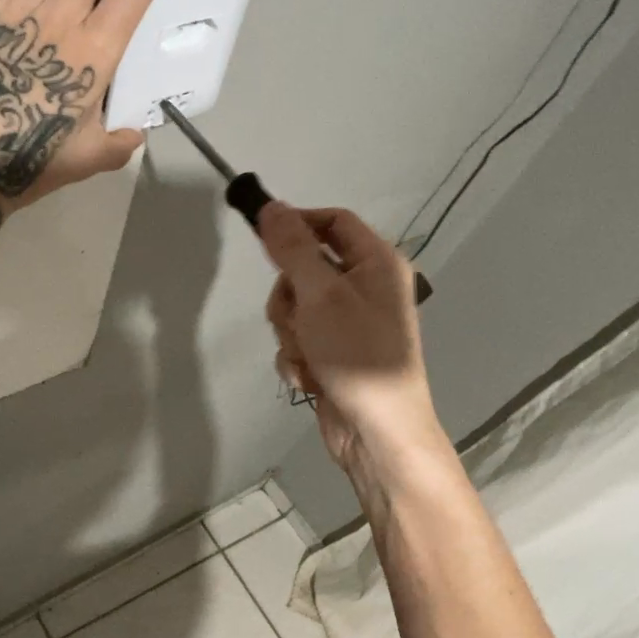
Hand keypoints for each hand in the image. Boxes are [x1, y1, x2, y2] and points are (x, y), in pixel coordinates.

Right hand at [261, 203, 446, 477]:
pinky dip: (297, 358)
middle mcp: (365, 287)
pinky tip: (310, 379)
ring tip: (309, 356)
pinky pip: (299, 340)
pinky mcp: (333, 353)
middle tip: (298, 319)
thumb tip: (271, 207)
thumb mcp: (321, 295)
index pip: (332, 221)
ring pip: (295, 308)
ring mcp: (348, 323)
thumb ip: (292, 249)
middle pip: (304, 268)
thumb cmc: (358, 355)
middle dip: (288, 298)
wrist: (376, 431)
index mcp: (376, 262)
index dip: (297, 224)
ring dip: (291, 334)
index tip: (261, 237)